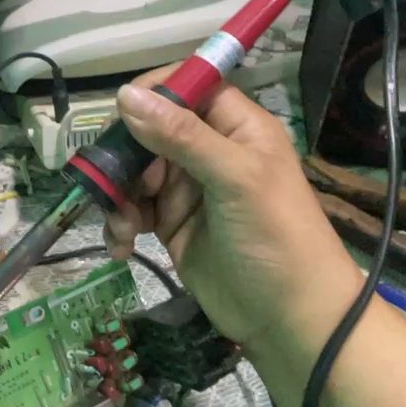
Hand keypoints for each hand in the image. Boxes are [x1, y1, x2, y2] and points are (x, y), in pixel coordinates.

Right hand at [103, 70, 362, 351]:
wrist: (288, 318)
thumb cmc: (275, 237)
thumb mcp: (234, 179)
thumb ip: (181, 135)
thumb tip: (126, 93)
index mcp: (235, 128)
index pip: (188, 87)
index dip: (153, 93)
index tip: (122, 115)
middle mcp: (207, 151)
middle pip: (148, 131)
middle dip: (125, 156)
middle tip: (118, 184)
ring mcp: (185, 188)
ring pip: (133, 171)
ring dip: (118, 195)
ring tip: (124, 226)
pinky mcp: (169, 223)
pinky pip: (131, 208)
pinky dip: (120, 223)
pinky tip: (122, 245)